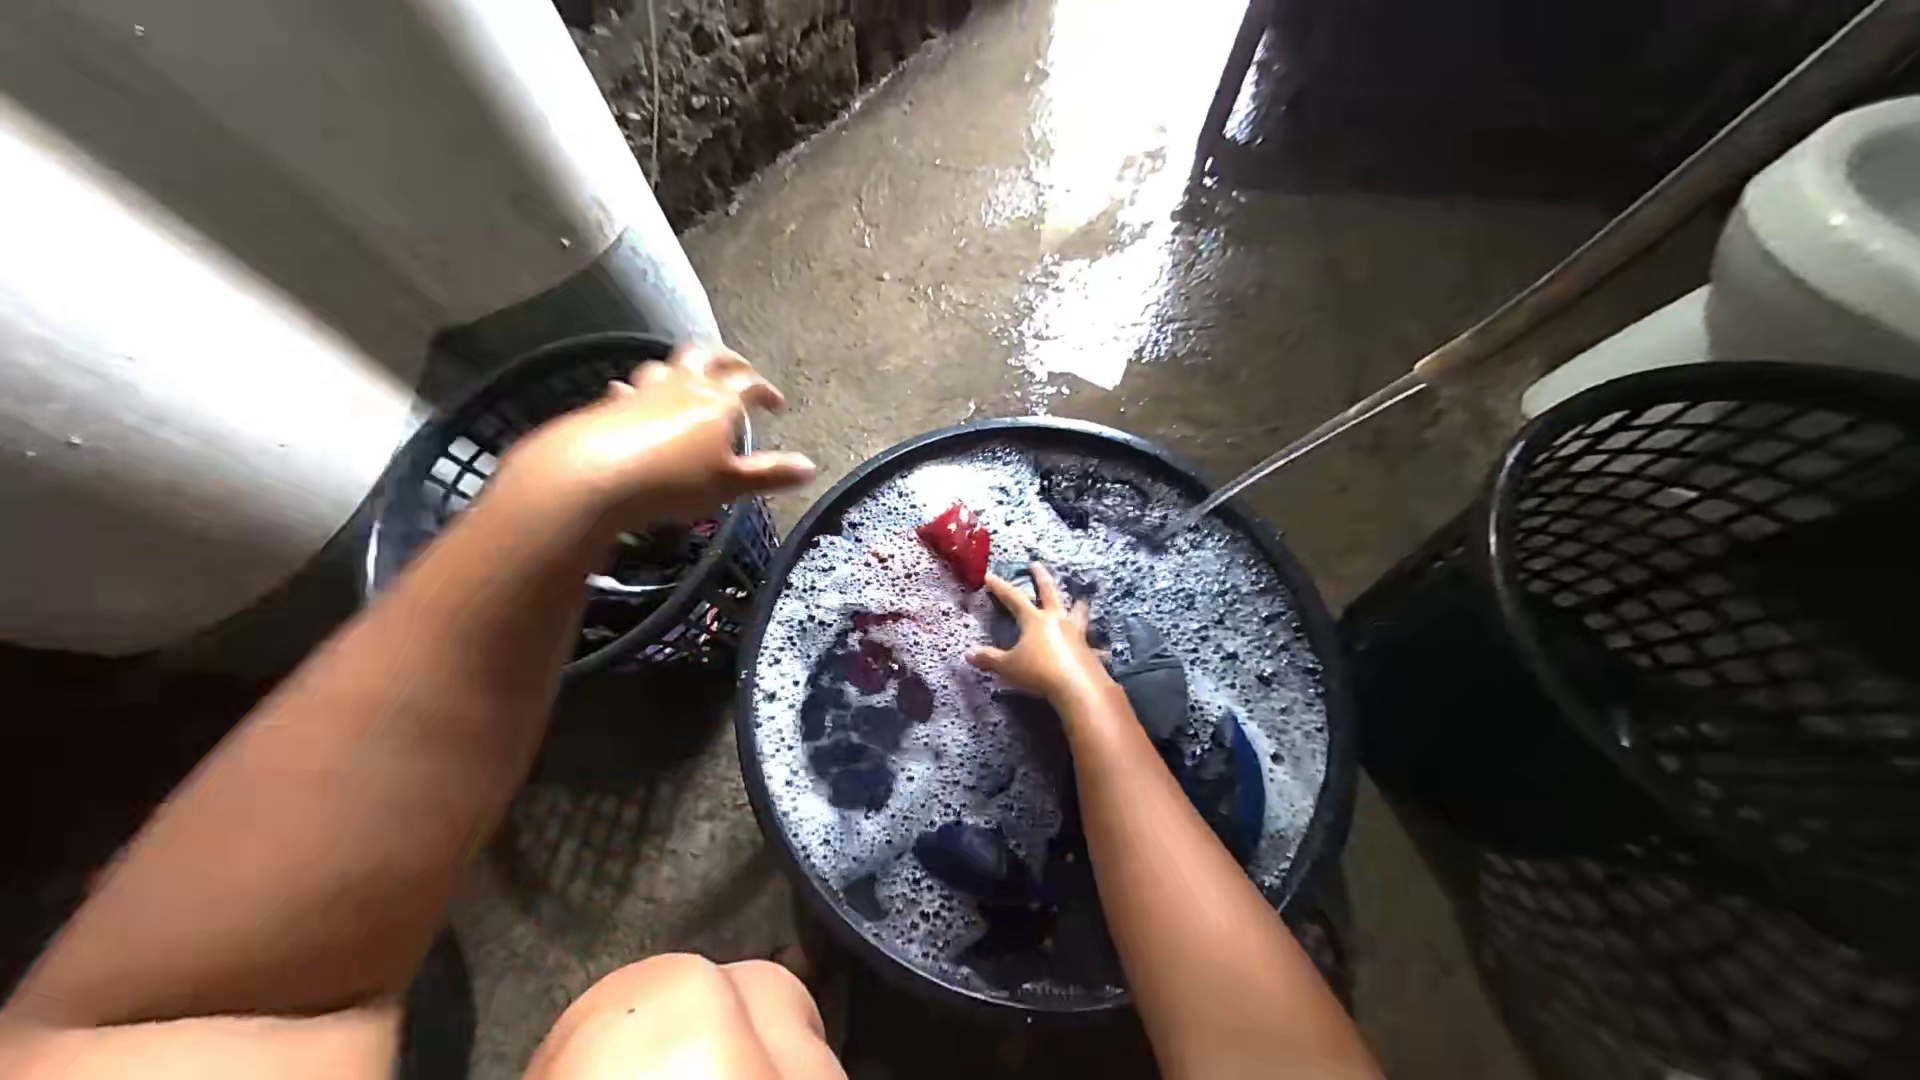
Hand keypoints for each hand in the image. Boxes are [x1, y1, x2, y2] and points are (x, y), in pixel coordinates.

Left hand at [486, 343, 815, 535]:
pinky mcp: (612, 405)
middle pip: (709, 356)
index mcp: (718, 401)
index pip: (749, 383)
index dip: (765, 389)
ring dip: (684, 368)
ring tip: (690, 380)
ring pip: (669, 365)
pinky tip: (632, 396)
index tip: (776, 405)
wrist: (593, 477)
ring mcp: (645, 391)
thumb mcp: (731, 484)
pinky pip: (632, 388)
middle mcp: (684, 386)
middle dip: (728, 360)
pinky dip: (642, 390)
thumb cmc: (675, 481)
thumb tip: (810, 467)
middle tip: (740, 369)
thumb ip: (770, 474)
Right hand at [967, 563, 1118, 705]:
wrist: (1077, 686)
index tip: (990, 576)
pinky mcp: (1089, 650)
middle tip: (1036, 564)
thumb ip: (989, 659)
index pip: (1014, 598)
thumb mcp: (1008, 667)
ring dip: (1078, 604)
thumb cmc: (1039, 672)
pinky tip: (1103, 652)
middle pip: (1049, 592)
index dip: (1000, 588)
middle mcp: (1056, 620)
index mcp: (1035, 620)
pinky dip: (1096, 647)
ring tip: (1081, 599)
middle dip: (1041, 577)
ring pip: (1077, 612)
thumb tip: (969, 655)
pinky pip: (1092, 645)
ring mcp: (1076, 633)